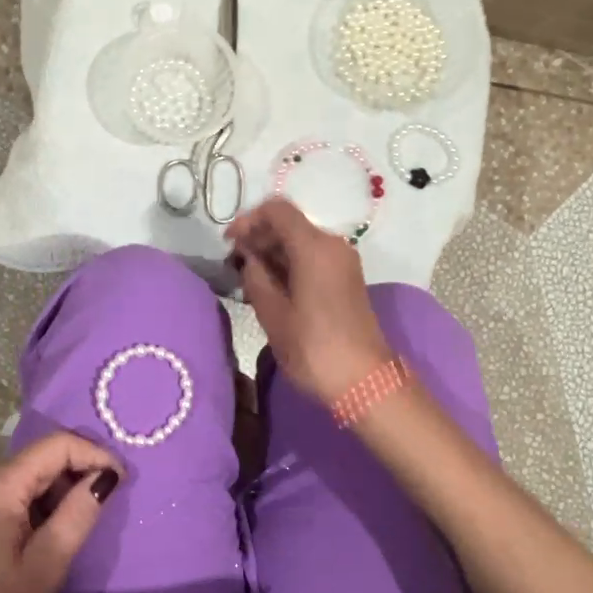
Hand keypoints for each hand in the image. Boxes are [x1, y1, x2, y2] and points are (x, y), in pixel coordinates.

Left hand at [0, 432, 121, 592]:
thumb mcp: (47, 567)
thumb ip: (78, 514)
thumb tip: (106, 476)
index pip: (55, 445)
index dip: (94, 455)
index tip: (124, 483)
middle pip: (39, 457)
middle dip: (78, 472)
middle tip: (108, 507)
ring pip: (26, 476)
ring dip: (59, 491)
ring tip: (81, 526)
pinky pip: (10, 495)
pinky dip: (37, 505)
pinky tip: (50, 536)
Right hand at [226, 198, 393, 405]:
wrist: (364, 382)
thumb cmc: (313, 348)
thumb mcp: (272, 313)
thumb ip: (255, 276)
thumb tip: (249, 258)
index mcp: (314, 247)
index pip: (277, 210)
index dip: (248, 220)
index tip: (228, 244)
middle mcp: (332, 245)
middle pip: (289, 224)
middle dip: (258, 238)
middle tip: (232, 264)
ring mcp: (342, 262)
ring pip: (300, 242)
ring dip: (272, 253)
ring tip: (247, 278)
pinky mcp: (345, 279)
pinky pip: (311, 258)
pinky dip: (288, 264)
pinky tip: (270, 288)